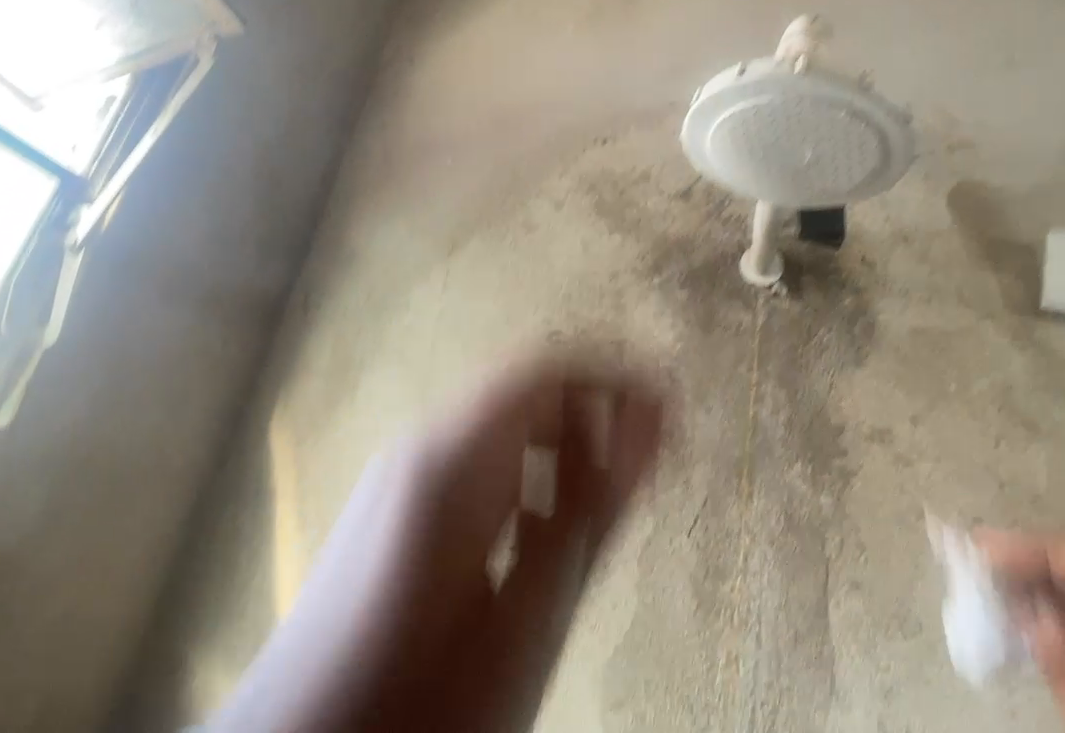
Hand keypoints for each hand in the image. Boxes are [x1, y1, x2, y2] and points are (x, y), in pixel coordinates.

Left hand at [211, 357, 665, 732]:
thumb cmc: (419, 693)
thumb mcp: (525, 616)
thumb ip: (591, 511)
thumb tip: (653, 422)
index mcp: (446, 460)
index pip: (546, 370)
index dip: (616, 378)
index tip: (672, 411)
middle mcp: (417, 446)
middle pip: (523, 392)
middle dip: (593, 418)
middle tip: (646, 472)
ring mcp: (397, 469)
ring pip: (501, 426)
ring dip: (560, 451)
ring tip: (604, 510)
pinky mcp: (391, 497)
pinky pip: (474, 457)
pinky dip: (524, 476)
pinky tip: (541, 532)